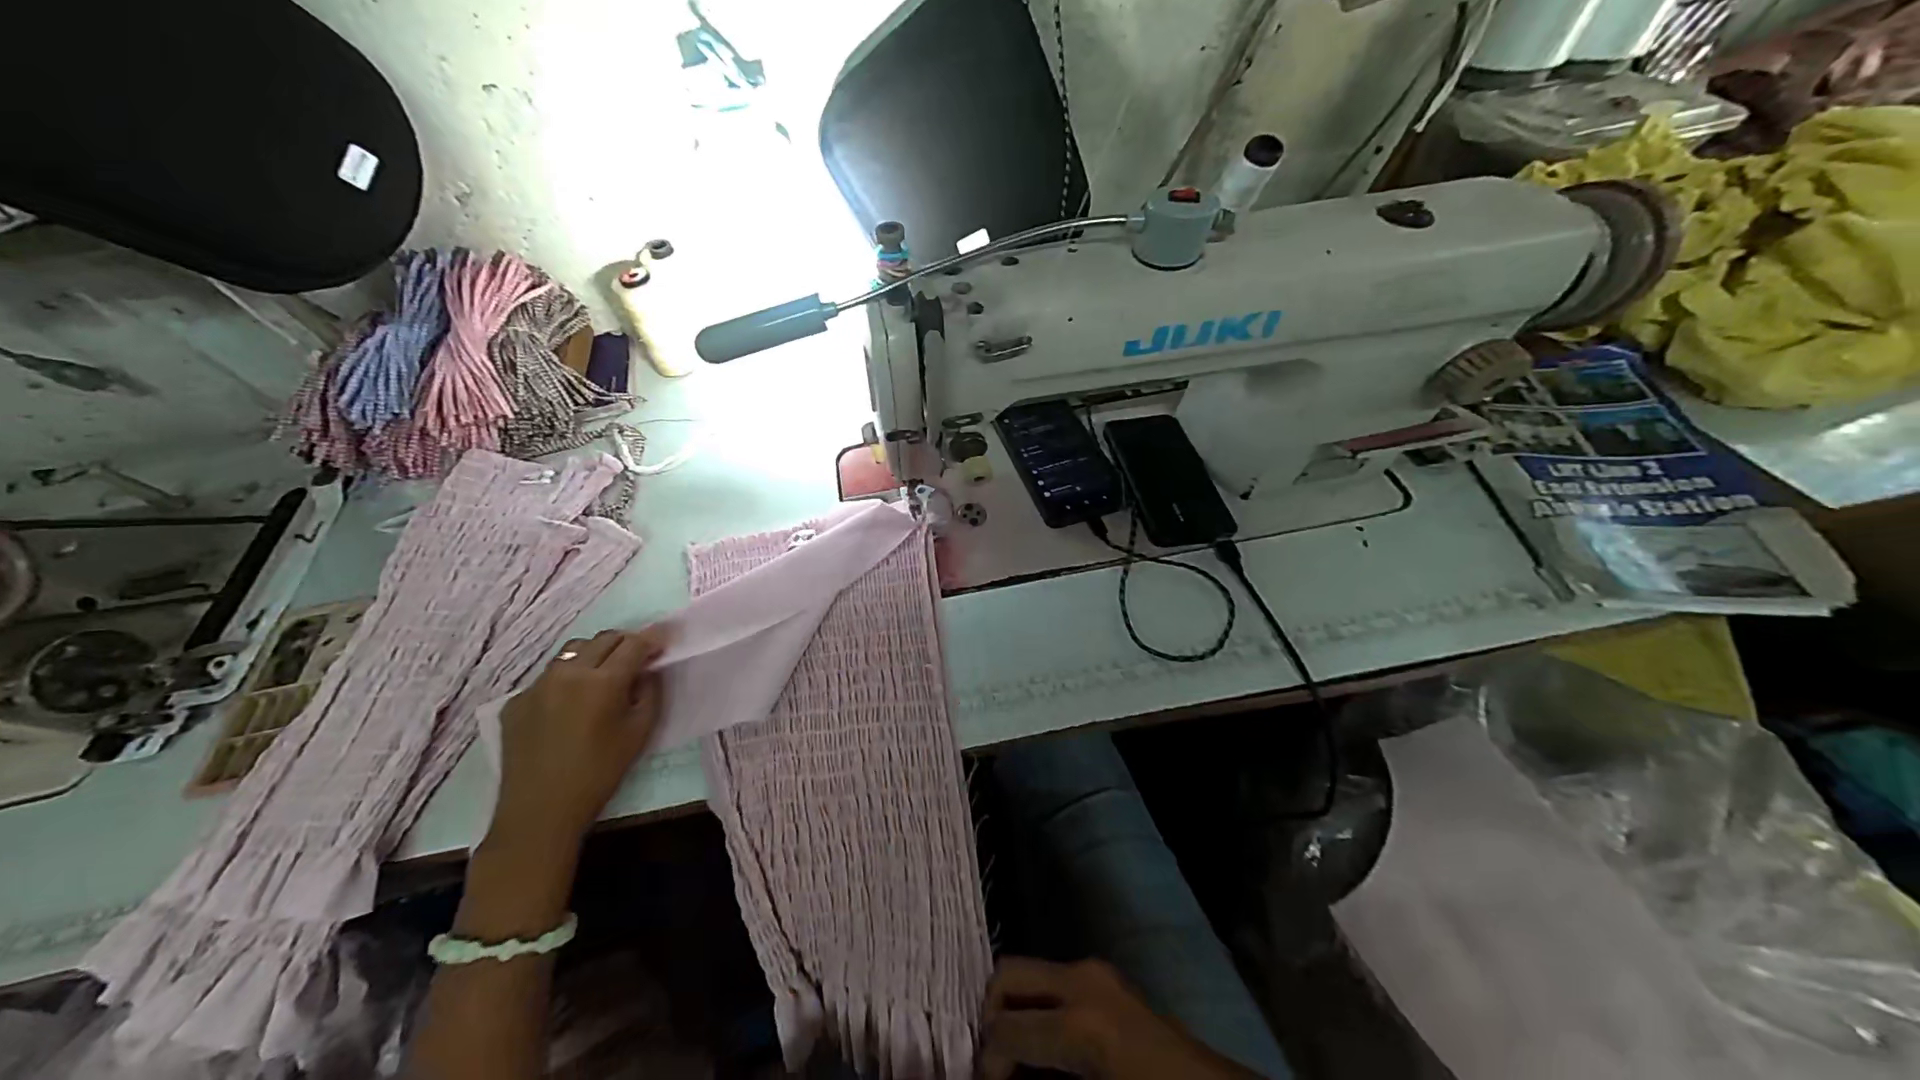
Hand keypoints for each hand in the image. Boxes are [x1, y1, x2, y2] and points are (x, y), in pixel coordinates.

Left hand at [490, 626, 669, 849]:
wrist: (539, 810)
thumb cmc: (599, 773)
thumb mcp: (639, 733)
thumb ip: (650, 693)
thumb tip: (648, 671)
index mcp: (602, 682)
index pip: (634, 644)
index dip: (653, 638)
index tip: (665, 640)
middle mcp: (568, 673)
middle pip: (603, 639)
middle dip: (626, 642)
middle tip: (639, 658)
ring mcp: (538, 684)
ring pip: (573, 650)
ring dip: (596, 653)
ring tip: (605, 674)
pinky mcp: (517, 700)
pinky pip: (549, 675)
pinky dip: (568, 677)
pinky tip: (572, 702)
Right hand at [979, 958, 1257, 1079]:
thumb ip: (1039, 1076)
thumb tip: (1000, 1068)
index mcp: (1079, 1024)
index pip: (1004, 1028)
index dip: (987, 1061)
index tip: (986, 1079)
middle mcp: (1083, 982)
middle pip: (1009, 974)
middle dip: (991, 1015)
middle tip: (995, 1060)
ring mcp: (1097, 973)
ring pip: (1031, 974)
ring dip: (1017, 1009)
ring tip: (1019, 1055)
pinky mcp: (1107, 977)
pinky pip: (1056, 983)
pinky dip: (1041, 1008)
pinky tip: (1048, 1046)